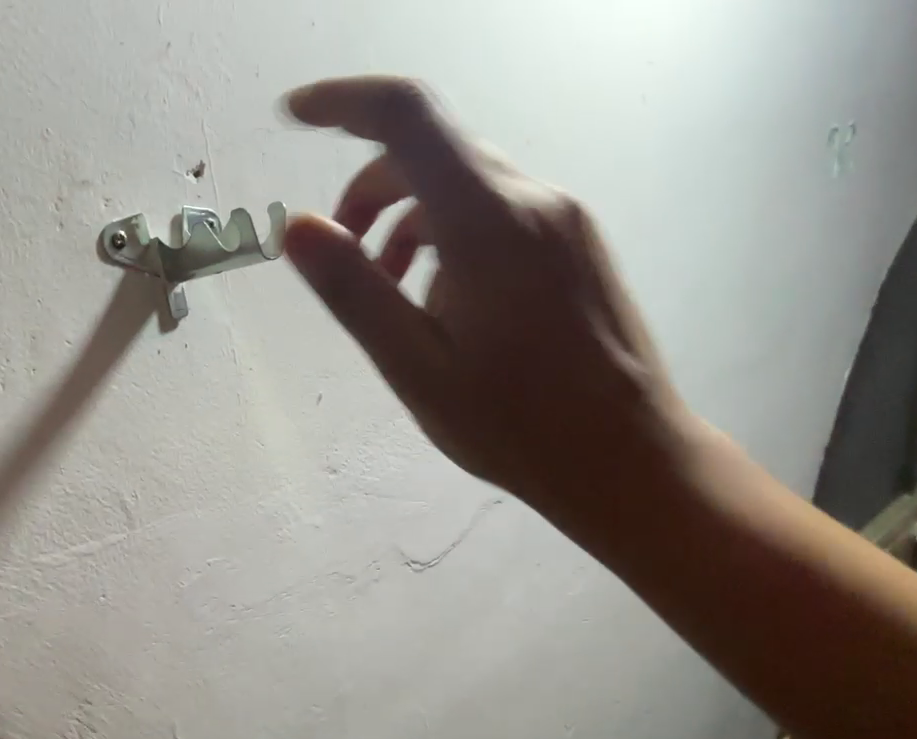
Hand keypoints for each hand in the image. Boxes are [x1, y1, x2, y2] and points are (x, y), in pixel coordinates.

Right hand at [283, 76, 699, 528]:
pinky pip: (494, 214)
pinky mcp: (574, 244)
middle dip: (367, 191)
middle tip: (339, 259)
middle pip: (431, 152)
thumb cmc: (513, 424)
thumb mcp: (414, 366)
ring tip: (387, 294)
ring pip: (461, 186)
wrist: (624, 456)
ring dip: (404, 220)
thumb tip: (296, 226)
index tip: (293, 117)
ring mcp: (561, 220)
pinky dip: (445, 237)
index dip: (343, 104)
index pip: (407, 119)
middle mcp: (532, 201)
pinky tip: (439, 302)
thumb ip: (353, 291)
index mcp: (488, 223)